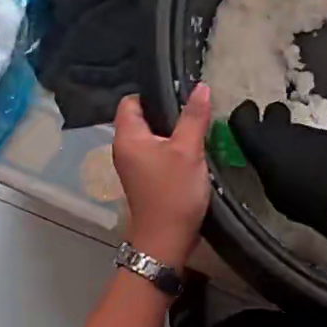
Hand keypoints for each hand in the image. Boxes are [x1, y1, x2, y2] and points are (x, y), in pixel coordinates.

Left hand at [113, 86, 213, 267]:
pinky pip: (157, 154)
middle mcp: (125, 149)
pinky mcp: (146, 179)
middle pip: (143, 118)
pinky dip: (172, 150)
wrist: (167, 240)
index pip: (131, 101)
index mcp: (127, 137)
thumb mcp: (188, 150)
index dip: (153, 93)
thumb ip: (194, 116)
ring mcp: (134, 166)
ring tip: (197, 127)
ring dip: (173, 132)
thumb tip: (201, 86)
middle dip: (167, 112)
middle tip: (194, 108)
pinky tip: (193, 151)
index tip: (179, 92)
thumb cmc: (173, 192)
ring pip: (153, 137)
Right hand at [228, 100, 326, 238]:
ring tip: (304, 167)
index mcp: (261, 142)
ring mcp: (311, 131)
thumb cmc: (301, 199)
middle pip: (275, 111)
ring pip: (298, 130)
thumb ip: (270, 172)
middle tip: (275, 141)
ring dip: (298, 143)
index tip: (248, 123)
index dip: (245, 116)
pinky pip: (317, 141)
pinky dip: (317, 151)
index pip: (242, 116)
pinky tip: (323, 171)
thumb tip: (274, 168)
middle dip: (274, 120)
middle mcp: (284, 130)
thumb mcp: (274, 192)